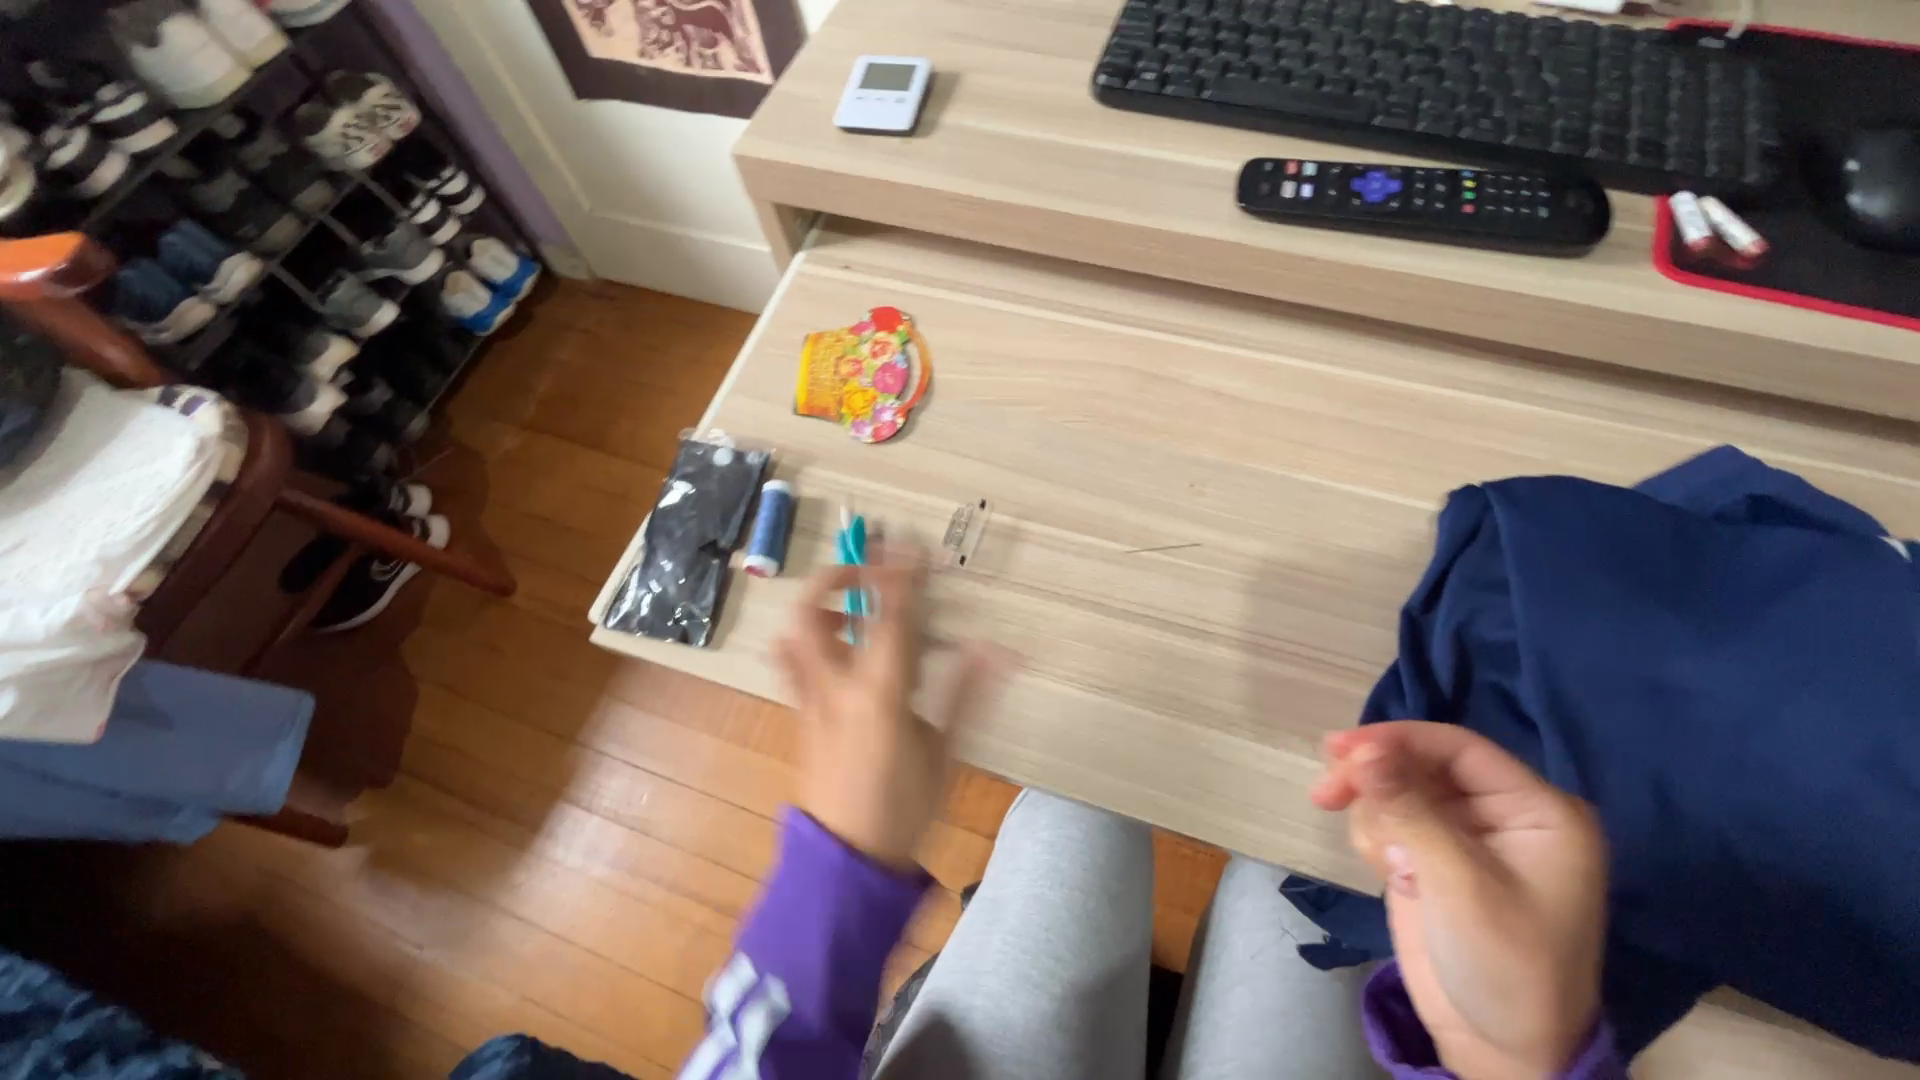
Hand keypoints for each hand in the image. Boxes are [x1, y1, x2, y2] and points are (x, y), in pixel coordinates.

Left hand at [773, 543, 1006, 871]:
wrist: (848, 858)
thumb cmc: (905, 807)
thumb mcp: (946, 751)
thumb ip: (967, 692)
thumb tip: (998, 647)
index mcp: (881, 691)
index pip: (891, 614)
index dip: (902, 573)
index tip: (914, 548)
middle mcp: (838, 684)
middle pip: (819, 609)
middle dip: (842, 574)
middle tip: (873, 565)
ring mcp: (811, 698)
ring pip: (798, 632)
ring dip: (821, 603)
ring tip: (854, 604)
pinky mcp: (799, 714)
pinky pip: (790, 664)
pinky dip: (801, 640)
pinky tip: (824, 642)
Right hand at [1311, 722, 1608, 1079]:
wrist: (1500, 1049)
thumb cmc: (1504, 965)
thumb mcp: (1459, 884)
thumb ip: (1409, 808)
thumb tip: (1360, 749)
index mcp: (1536, 811)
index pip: (1458, 748)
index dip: (1398, 739)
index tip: (1339, 749)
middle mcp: (1500, 814)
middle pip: (1418, 764)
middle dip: (1372, 778)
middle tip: (1324, 794)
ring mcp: (1463, 836)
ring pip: (1393, 790)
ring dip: (1376, 818)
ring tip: (1391, 868)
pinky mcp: (1430, 856)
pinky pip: (1387, 820)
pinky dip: (1377, 840)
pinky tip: (1396, 878)